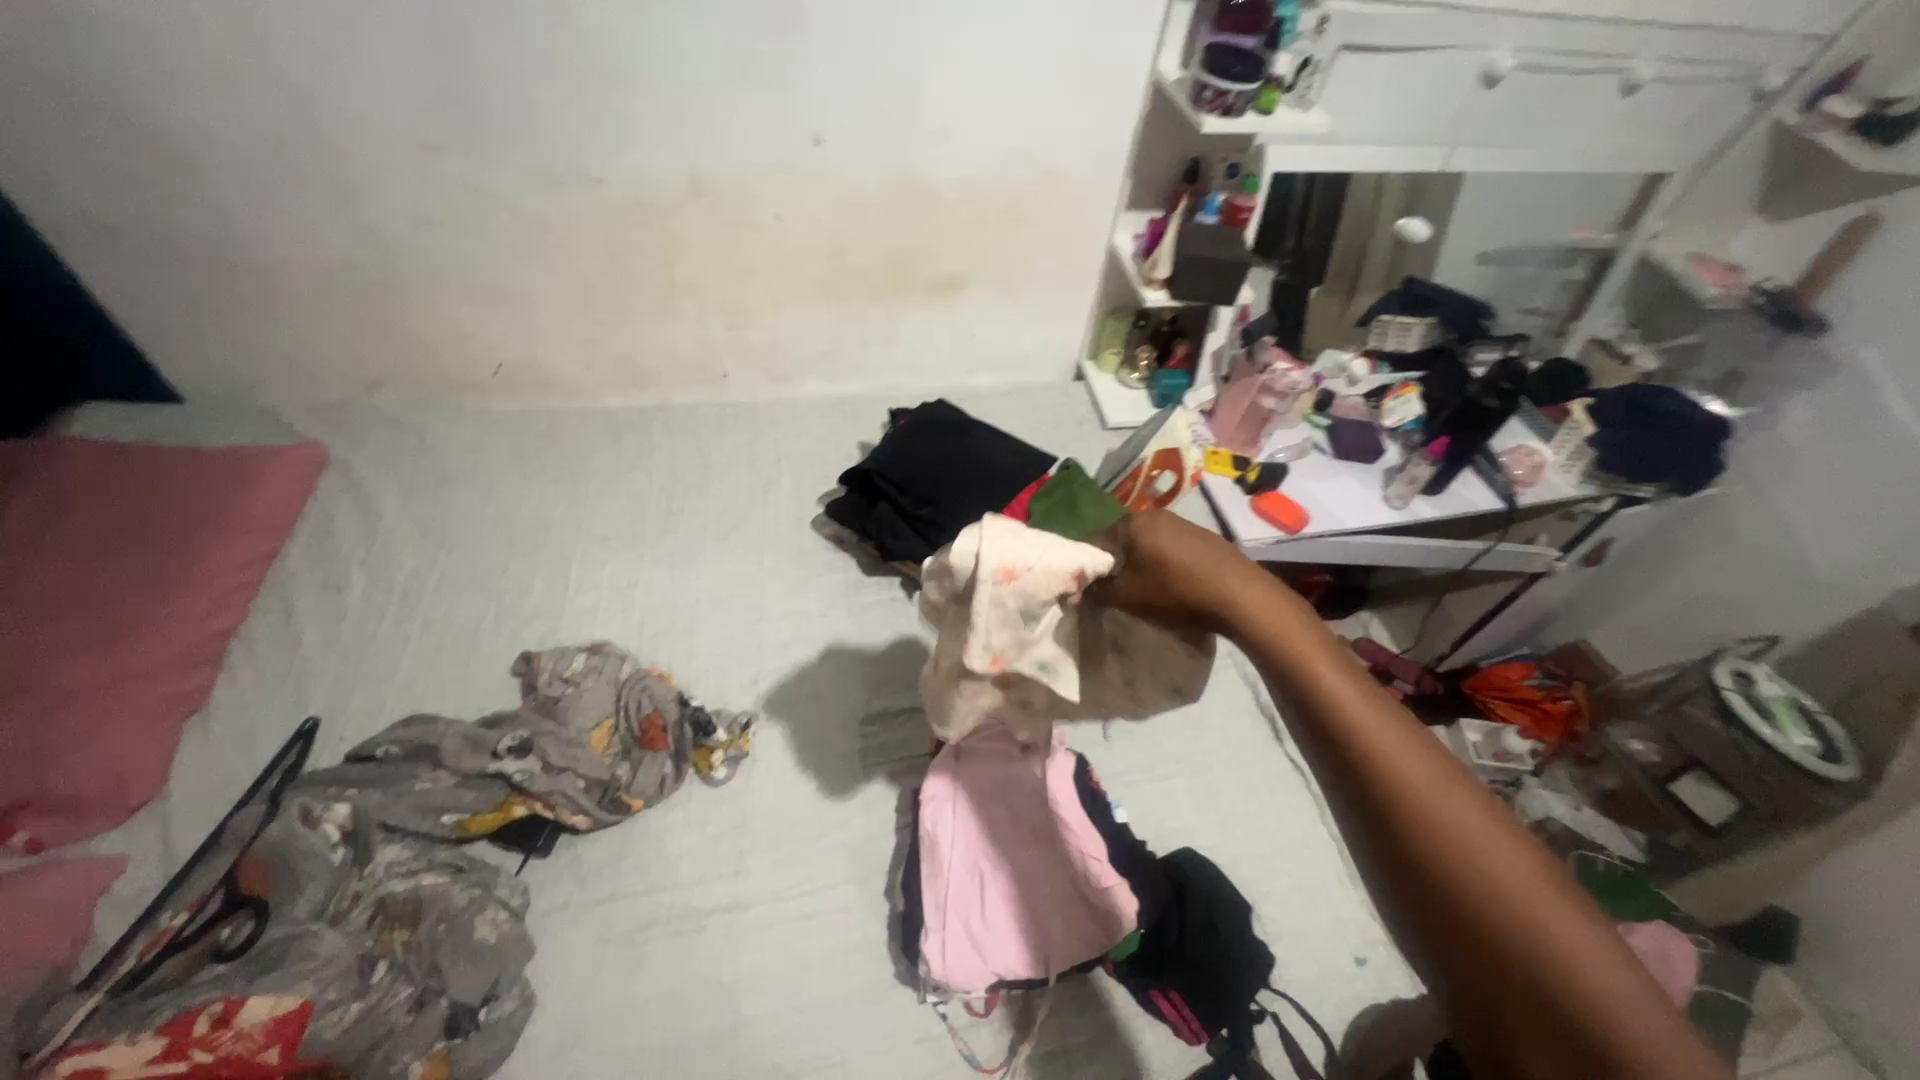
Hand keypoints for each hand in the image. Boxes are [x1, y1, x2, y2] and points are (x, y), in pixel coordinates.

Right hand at [1087, 509, 1269, 633]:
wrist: (1240, 596)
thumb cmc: (1175, 592)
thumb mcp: (1127, 596)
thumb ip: (1098, 591)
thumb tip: (1084, 589)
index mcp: (1132, 522)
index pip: (1094, 540)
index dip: (1085, 565)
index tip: (1083, 587)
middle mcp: (1156, 515)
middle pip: (1122, 539)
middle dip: (1113, 563)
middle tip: (1111, 590)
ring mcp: (1183, 523)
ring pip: (1147, 544)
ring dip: (1139, 564)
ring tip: (1141, 589)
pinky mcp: (1204, 538)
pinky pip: (1169, 549)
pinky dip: (1162, 564)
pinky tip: (1170, 585)